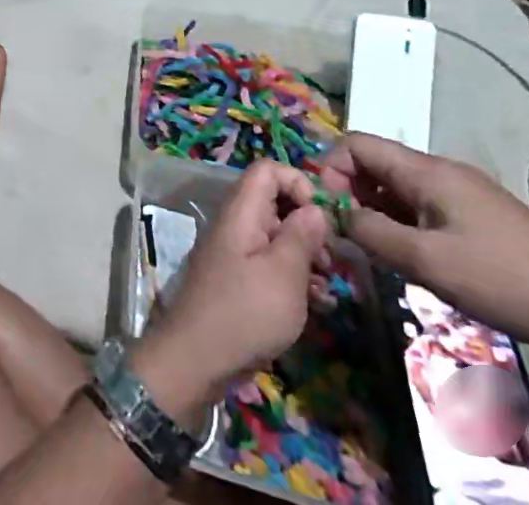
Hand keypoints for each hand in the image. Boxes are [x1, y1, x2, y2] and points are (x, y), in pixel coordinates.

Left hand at [134, 161, 331, 422]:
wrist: (198, 358)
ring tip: (326, 285)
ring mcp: (235, 253)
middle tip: (330, 260)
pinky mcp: (238, 279)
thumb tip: (315, 207)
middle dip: (309, 225)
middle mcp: (235, 225)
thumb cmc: (245, 312)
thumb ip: (302, 235)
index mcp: (240, 213)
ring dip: (306, 255)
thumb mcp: (284, 273)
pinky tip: (314, 302)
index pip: (267, 170)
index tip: (323, 217)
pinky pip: (270, 264)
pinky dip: (294, 277)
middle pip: (275, 202)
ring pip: (277, 235)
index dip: (299, 182)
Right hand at [318, 133, 528, 353]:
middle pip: (373, 164)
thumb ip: (370, 232)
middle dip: (349, 194)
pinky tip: (408, 258)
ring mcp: (460, 193)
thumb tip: (338, 216)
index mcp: (426, 171)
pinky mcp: (473, 215)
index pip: (356, 145)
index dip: (331, 171)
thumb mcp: (425, 261)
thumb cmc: (505, 280)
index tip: (331, 212)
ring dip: (374, 213)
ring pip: (394, 188)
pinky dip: (400, 224)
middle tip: (349, 238)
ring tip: (375, 252)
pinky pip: (418, 206)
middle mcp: (440, 171)